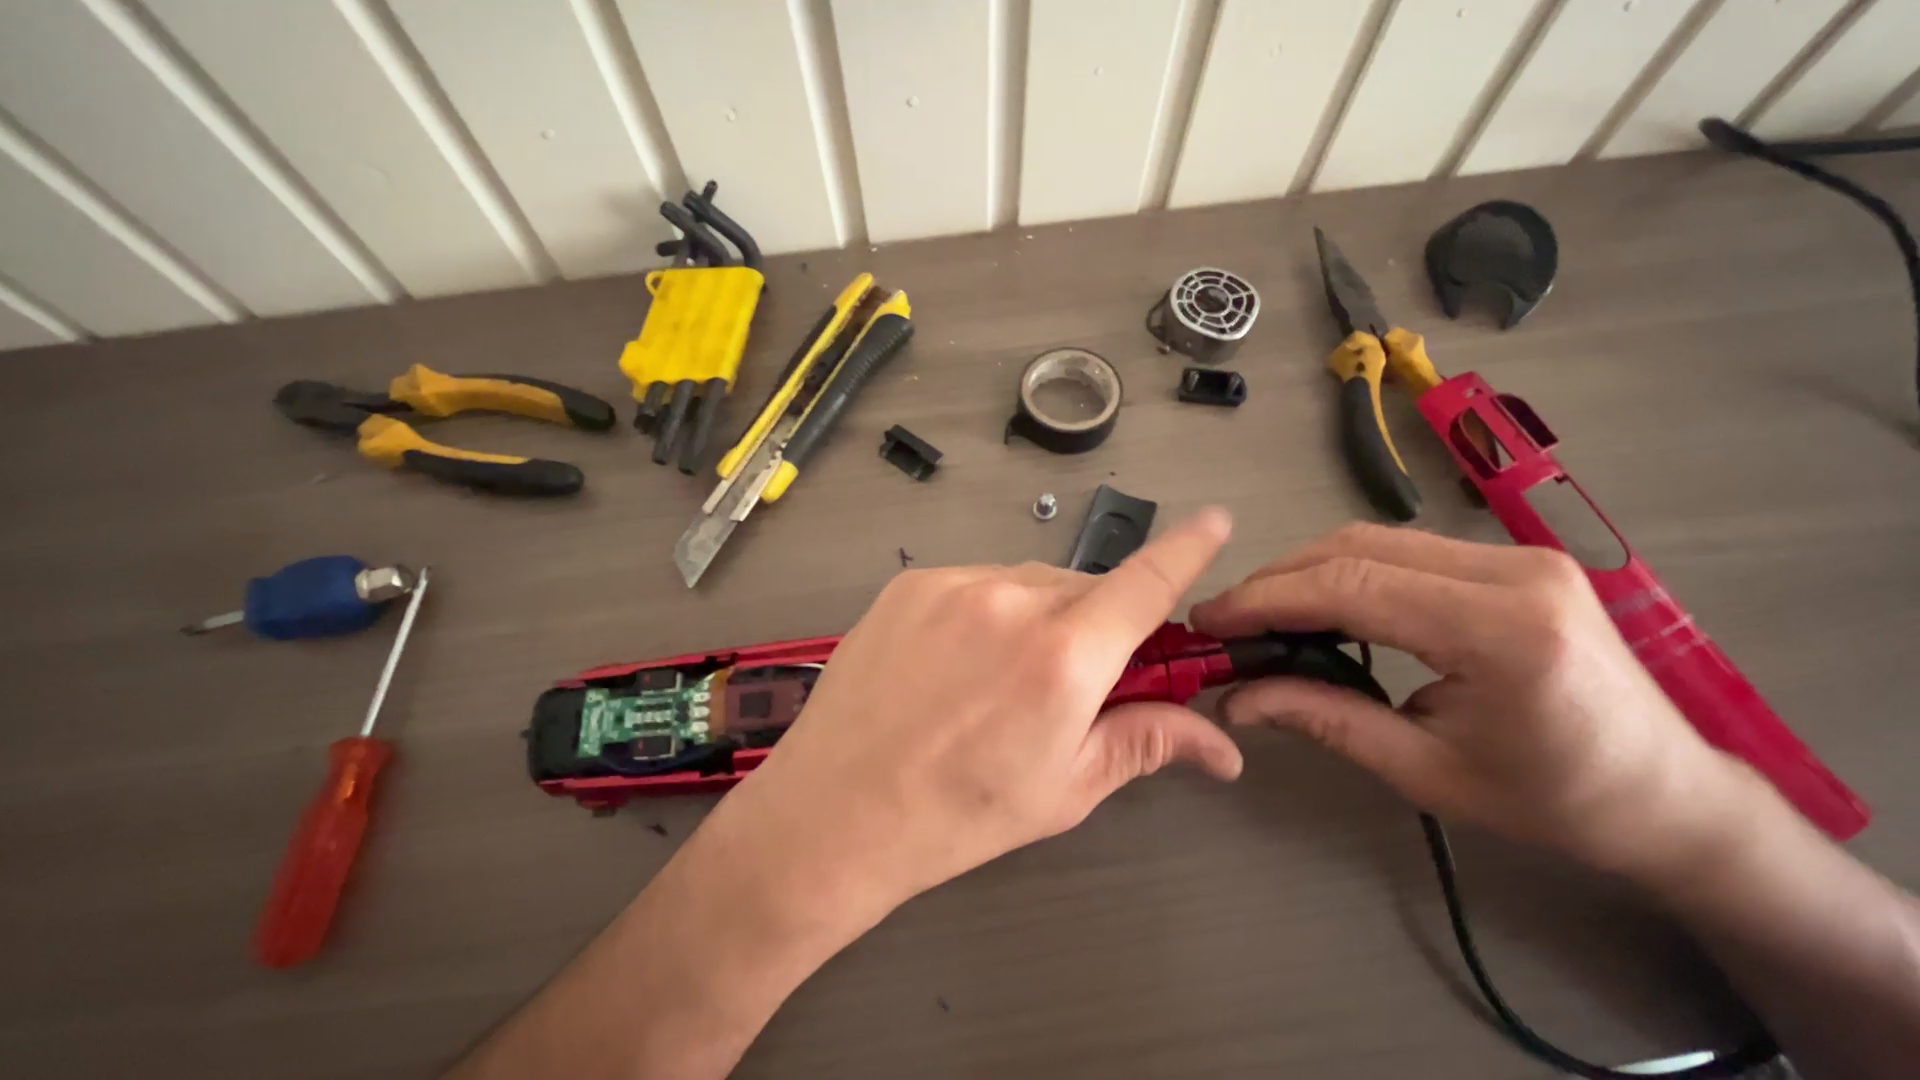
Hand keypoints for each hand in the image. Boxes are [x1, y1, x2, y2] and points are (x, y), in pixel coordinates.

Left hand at [722, 509, 1243, 918]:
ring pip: (1029, 581)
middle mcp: (1013, 600)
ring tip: (1002, 678)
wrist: (835, 812)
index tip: (1216, 521)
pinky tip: (958, 661)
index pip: (1147, 583)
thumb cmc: (959, 815)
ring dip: (1040, 615)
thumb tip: (1222, 745)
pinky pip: (976, 582)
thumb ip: (1146, 741)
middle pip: (1086, 588)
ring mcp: (954, 584)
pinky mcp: (910, 584)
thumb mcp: (1066, 788)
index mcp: (1065, 656)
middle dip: (1097, 622)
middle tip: (1075, 678)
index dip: (1188, 550)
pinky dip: (988, 610)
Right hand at [1189, 523, 1749, 882]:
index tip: (1210, 620)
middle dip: (1278, 579)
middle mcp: (1514, 571)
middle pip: (1358, 546)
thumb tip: (1237, 699)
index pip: (1351, 585)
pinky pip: (1407, 549)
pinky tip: (1322, 606)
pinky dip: (1349, 571)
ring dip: (1308, 571)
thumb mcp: (1427, 771)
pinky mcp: (1517, 558)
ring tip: (1264, 616)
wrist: (1666, 793)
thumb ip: (1326, 719)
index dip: (1267, 598)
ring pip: (1377, 538)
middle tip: (1227, 621)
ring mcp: (1521, 555)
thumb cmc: (1553, 800)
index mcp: (1502, 631)